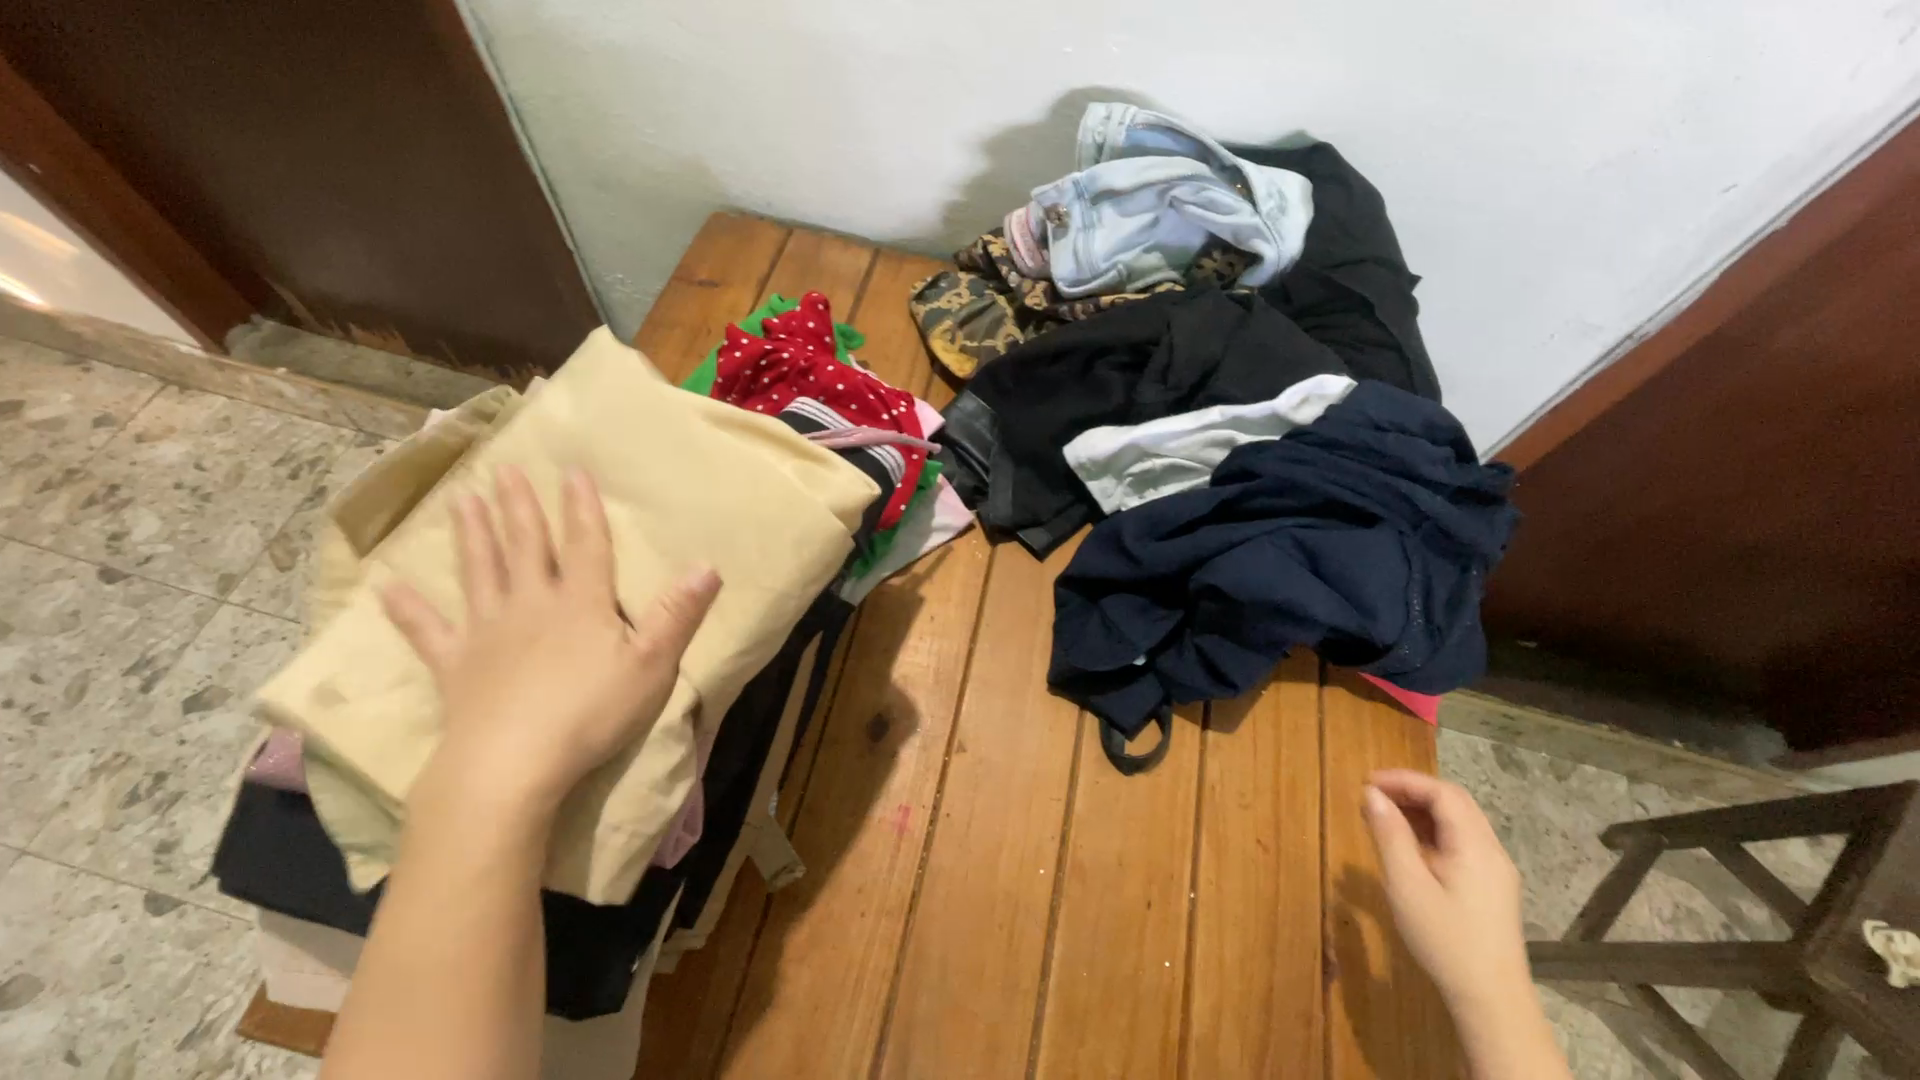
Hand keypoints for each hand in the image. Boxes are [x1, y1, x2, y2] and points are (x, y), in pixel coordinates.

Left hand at [380, 465, 721, 815]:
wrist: (512, 764)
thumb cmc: (591, 713)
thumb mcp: (653, 665)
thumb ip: (678, 615)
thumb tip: (708, 566)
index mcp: (581, 604)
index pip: (585, 545)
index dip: (582, 507)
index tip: (571, 470)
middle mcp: (531, 605)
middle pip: (525, 547)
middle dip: (518, 507)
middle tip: (503, 469)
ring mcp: (487, 633)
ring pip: (479, 573)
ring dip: (471, 535)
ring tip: (461, 500)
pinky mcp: (455, 666)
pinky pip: (428, 632)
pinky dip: (408, 609)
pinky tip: (387, 586)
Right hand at [1363, 769, 1529, 1012]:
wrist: (1490, 997)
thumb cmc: (1444, 939)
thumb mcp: (1407, 885)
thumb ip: (1389, 835)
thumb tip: (1371, 794)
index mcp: (1475, 846)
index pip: (1442, 793)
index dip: (1404, 780)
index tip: (1366, 783)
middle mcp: (1491, 851)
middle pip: (1454, 802)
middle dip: (1411, 791)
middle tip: (1371, 795)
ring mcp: (1494, 870)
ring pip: (1458, 822)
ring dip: (1420, 810)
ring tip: (1382, 816)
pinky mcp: (1490, 887)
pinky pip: (1460, 842)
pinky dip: (1431, 831)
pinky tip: (1407, 845)